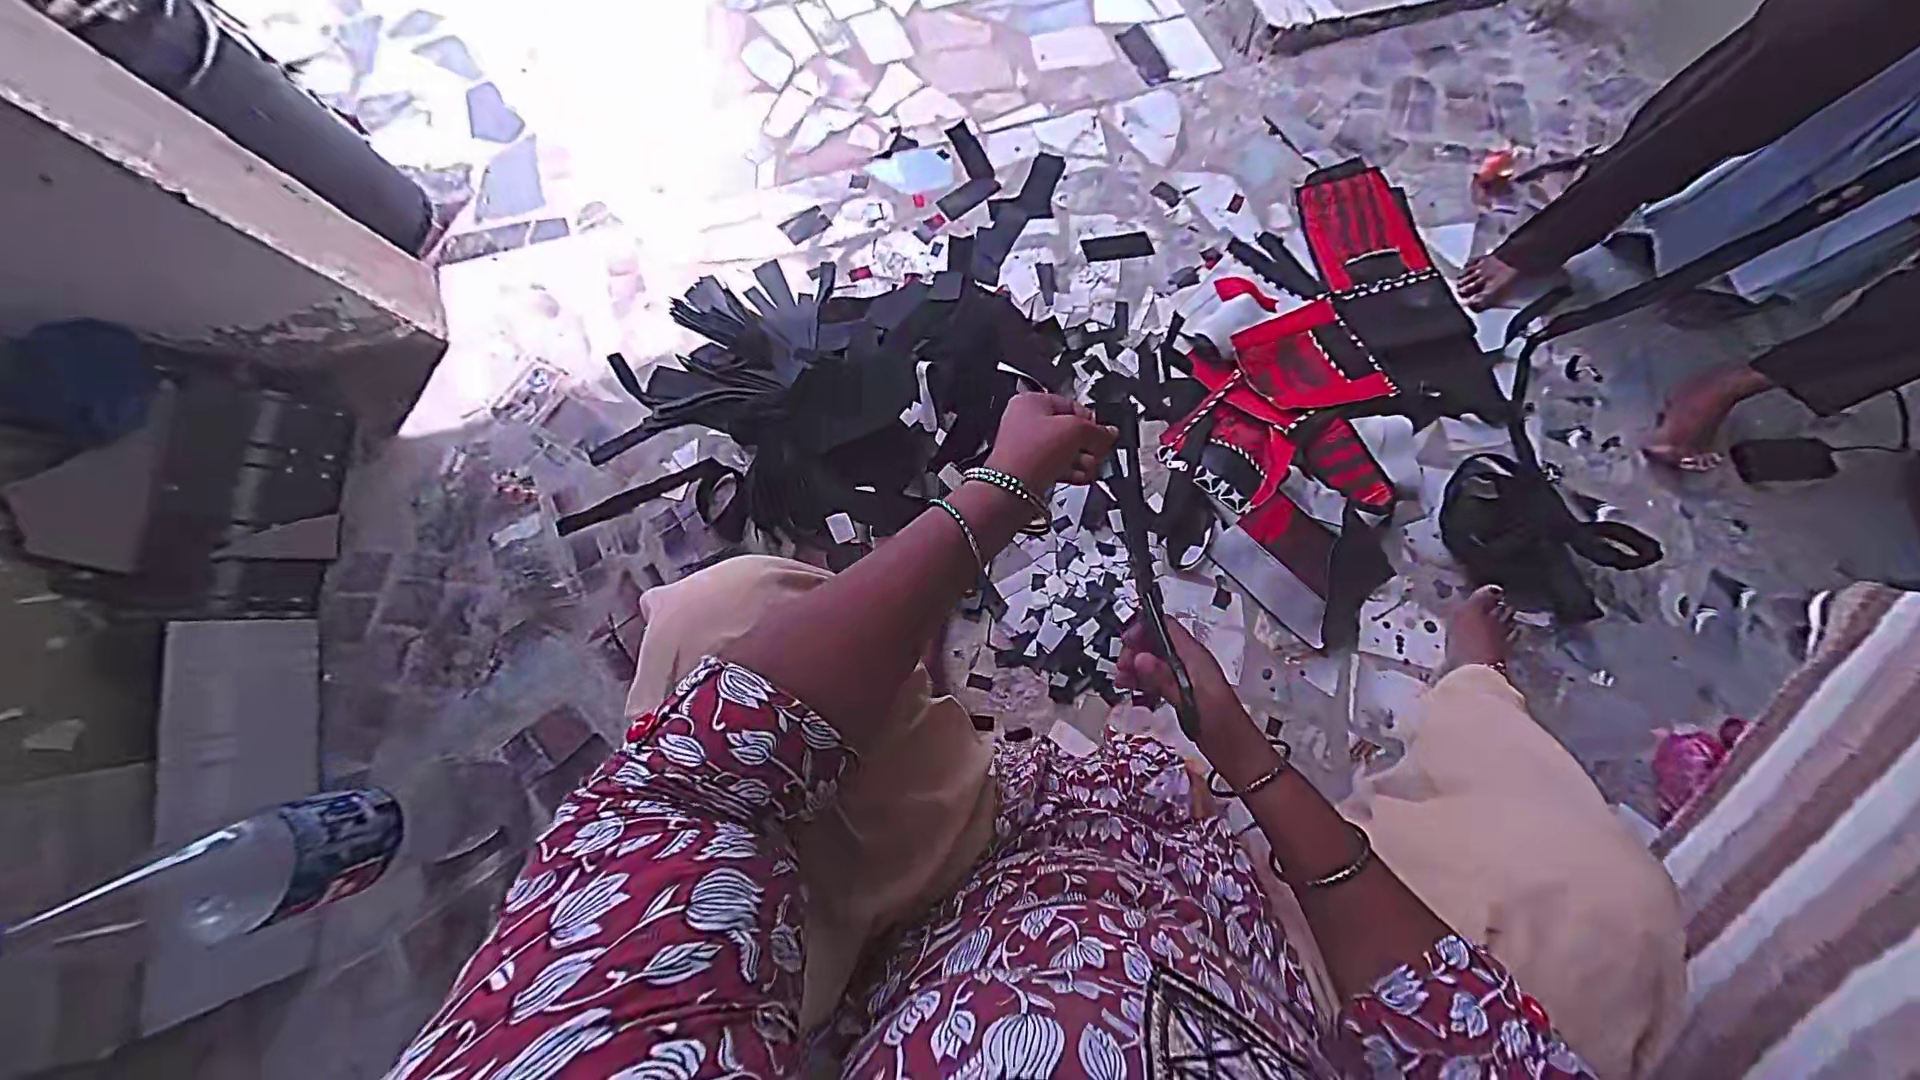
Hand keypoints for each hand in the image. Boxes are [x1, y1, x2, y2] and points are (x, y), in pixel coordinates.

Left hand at [984, 393, 1117, 492]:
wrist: (1012, 490)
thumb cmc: (1030, 454)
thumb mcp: (1076, 431)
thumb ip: (1098, 431)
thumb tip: (1109, 433)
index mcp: (1030, 402)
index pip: (1071, 404)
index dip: (1089, 420)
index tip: (1101, 432)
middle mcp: (1025, 423)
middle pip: (1069, 430)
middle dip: (1086, 444)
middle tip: (1096, 450)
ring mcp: (1026, 448)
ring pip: (1064, 451)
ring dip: (1081, 460)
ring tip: (1088, 466)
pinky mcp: (1030, 470)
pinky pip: (1056, 467)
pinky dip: (1070, 471)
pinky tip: (1079, 476)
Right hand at [1116, 615, 1274, 781]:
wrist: (1239, 755)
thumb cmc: (1224, 730)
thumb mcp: (1189, 702)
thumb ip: (1164, 679)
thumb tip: (1141, 658)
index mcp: (1196, 658)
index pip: (1167, 627)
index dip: (1143, 628)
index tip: (1126, 642)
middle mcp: (1192, 663)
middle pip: (1158, 641)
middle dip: (1135, 649)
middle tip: (1122, 665)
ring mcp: (1187, 676)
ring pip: (1156, 659)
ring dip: (1136, 665)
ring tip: (1121, 677)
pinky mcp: (1183, 691)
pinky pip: (1159, 676)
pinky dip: (1143, 678)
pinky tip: (1132, 686)